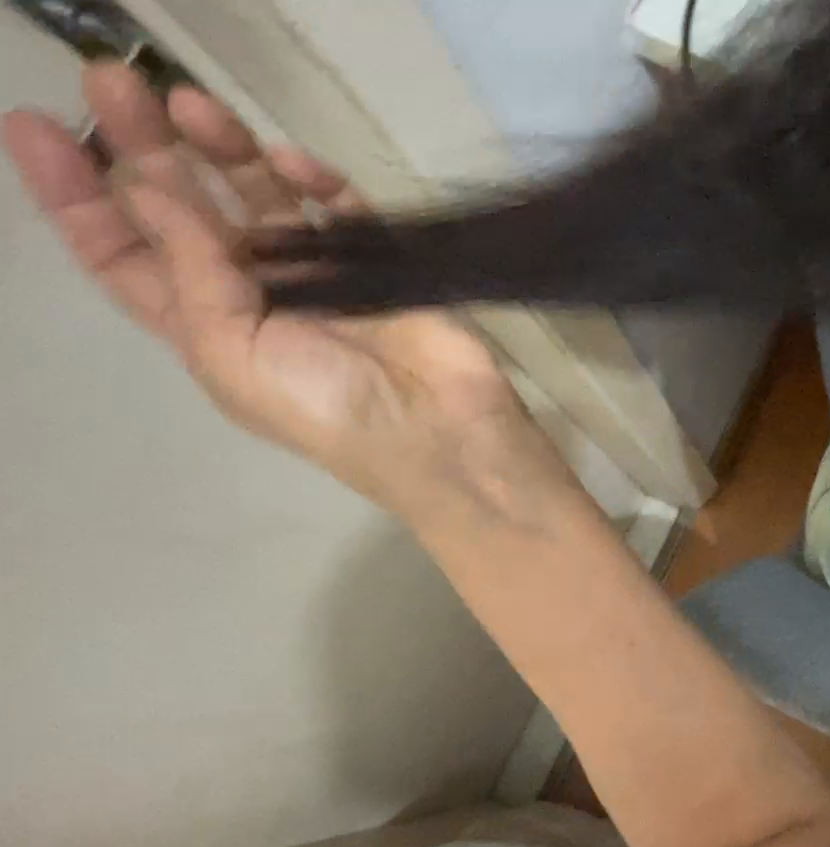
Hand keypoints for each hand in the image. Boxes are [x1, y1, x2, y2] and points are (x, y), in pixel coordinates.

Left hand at [2, 64, 568, 524]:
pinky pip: (344, 213)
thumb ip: (193, 269)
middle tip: (117, 82)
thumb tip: (148, 188)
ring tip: (194, 104)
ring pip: (262, 200)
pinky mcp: (384, 267)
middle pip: (189, 211)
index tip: (36, 123)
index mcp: (205, 326)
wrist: (439, 431)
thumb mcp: (230, 352)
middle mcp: (257, 294)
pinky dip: (319, 185)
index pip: (126, 254)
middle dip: (148, 150)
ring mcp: (324, 277)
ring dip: (226, 151)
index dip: (78, 194)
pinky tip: (292, 162)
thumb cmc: (326, 408)